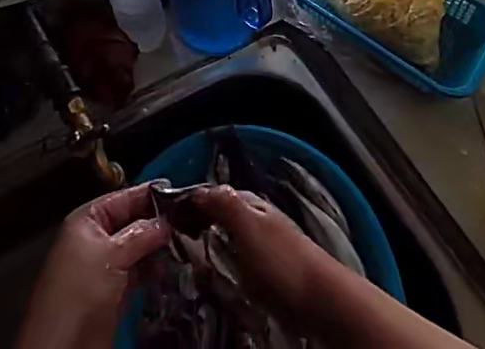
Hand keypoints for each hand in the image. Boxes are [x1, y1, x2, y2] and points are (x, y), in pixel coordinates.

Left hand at [15, 183, 169, 348]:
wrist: (63, 347)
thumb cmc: (80, 292)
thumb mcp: (112, 254)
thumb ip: (142, 233)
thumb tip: (167, 220)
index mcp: (88, 221)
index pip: (124, 198)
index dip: (151, 195)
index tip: (179, 193)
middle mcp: (97, 238)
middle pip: (134, 222)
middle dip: (158, 223)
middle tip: (188, 220)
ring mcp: (106, 265)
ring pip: (139, 247)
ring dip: (159, 246)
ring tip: (184, 242)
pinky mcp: (114, 289)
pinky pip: (139, 270)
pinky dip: (154, 267)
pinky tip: (171, 265)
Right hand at [188, 184, 339, 312]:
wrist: (318, 297)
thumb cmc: (280, 260)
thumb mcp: (249, 227)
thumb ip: (226, 204)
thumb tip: (198, 188)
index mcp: (252, 204)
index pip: (215, 193)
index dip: (193, 201)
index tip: (166, 215)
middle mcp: (258, 218)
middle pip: (222, 212)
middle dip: (199, 220)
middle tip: (173, 237)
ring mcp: (264, 242)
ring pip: (228, 234)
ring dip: (209, 240)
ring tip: (188, 255)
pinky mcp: (268, 268)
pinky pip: (236, 257)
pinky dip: (222, 260)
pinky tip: (215, 272)